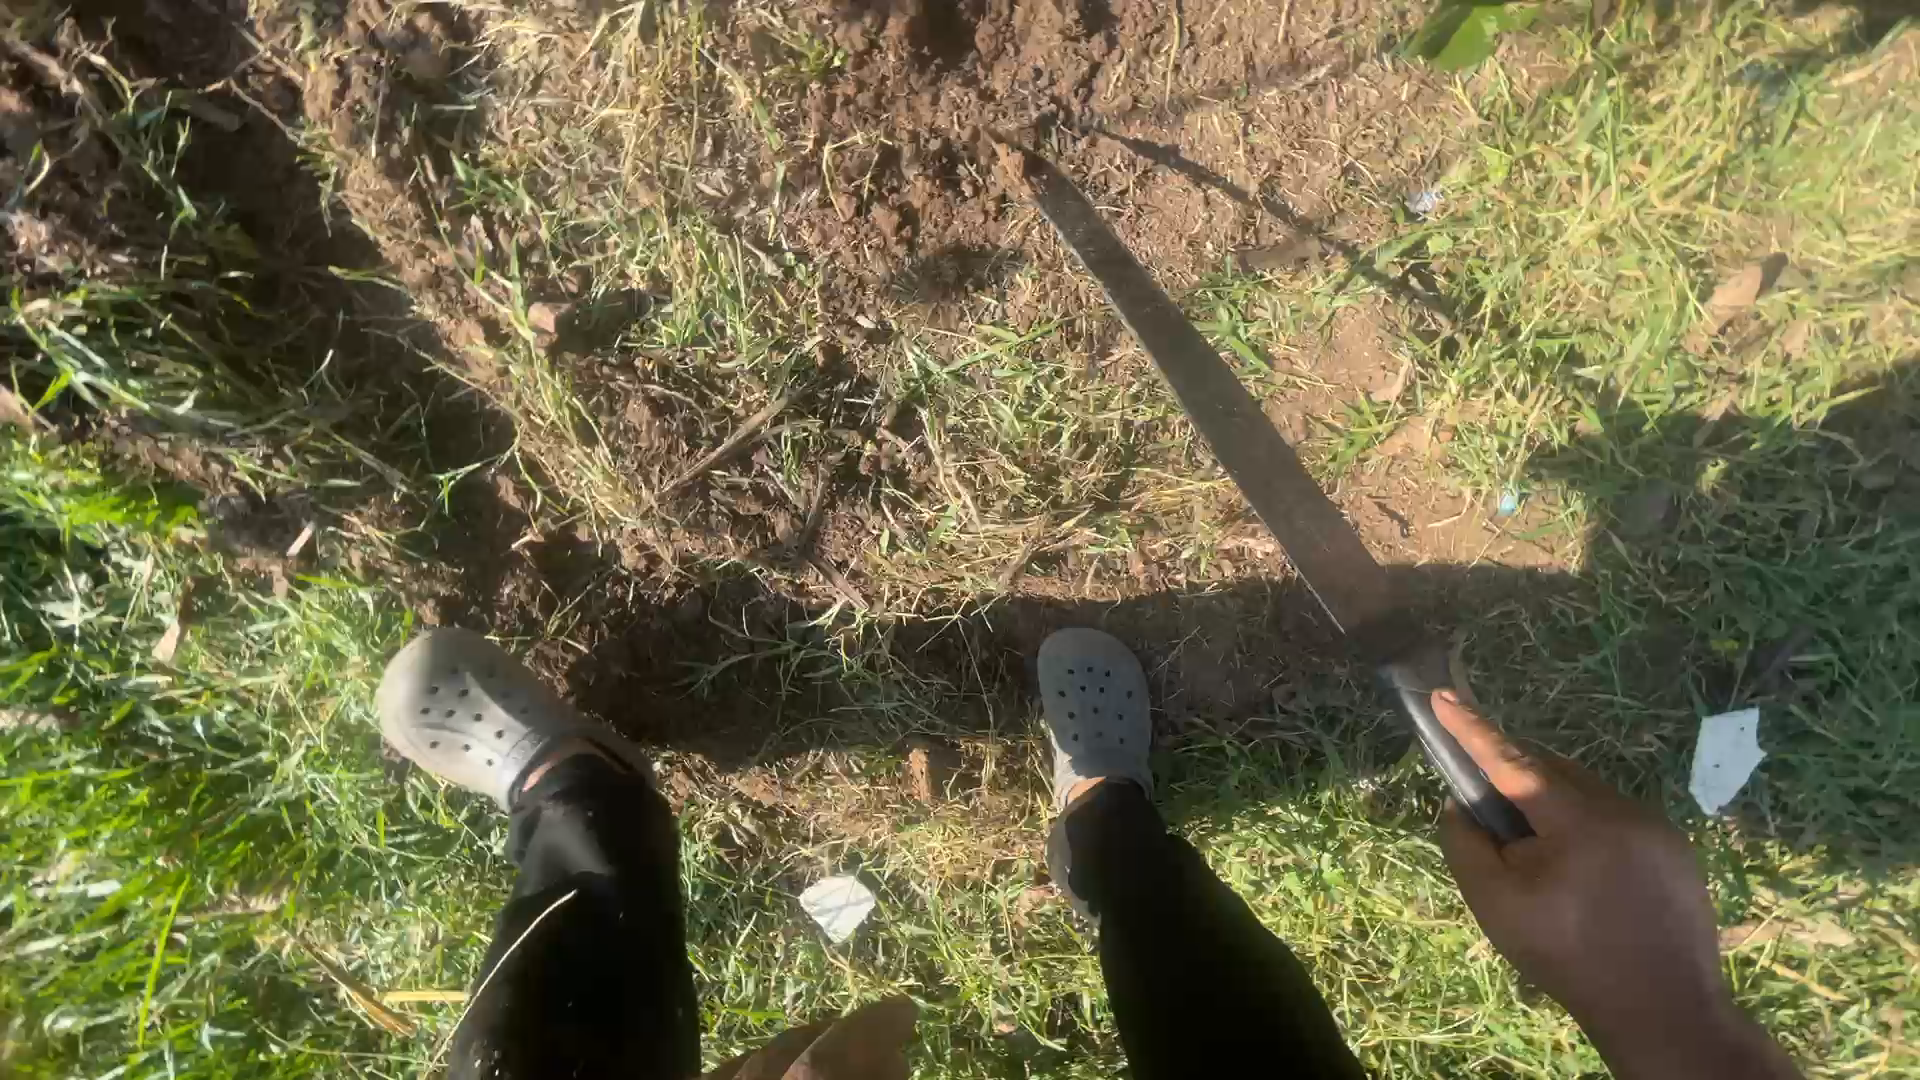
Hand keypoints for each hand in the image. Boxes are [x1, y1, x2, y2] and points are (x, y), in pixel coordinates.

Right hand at [1432, 691, 1800, 1079]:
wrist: (1665, 1015)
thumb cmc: (1565, 954)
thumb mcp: (1492, 900)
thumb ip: (1463, 842)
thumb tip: (1460, 805)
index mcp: (1578, 822)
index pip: (1510, 760)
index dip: (1471, 728)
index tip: (1443, 696)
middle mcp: (1623, 812)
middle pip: (1547, 769)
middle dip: (1510, 775)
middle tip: (1487, 810)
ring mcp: (1655, 828)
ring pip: (1580, 787)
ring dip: (1545, 798)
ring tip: (1532, 846)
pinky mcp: (1674, 848)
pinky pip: (1609, 811)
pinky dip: (1577, 818)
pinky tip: (1572, 862)